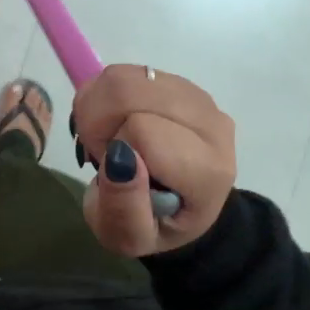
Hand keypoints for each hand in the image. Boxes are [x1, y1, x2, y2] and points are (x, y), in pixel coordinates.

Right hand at [72, 65, 236, 256]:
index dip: (112, 149)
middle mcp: (211, 124)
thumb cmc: (156, 224)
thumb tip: (120, 158)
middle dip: (99, 120)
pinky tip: (115, 120)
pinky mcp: (180, 82)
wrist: (184, 205)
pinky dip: (106, 93)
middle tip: (102, 151)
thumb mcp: (129, 238)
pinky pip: (128, 71)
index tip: (111, 172)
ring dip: (100, 105)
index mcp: (205, 170)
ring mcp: (197, 97)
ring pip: (126, 76)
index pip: (141, 130)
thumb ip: (123, 208)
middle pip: (132, 91)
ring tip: (108, 135)